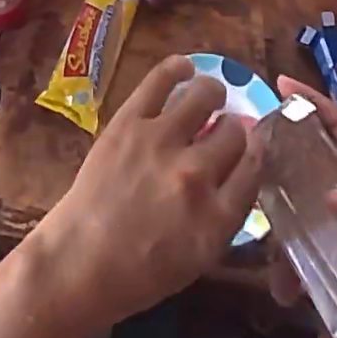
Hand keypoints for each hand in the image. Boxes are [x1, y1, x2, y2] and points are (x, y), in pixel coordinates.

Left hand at [31, 54, 265, 324]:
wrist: (79, 263)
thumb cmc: (140, 270)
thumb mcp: (199, 255)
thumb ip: (226, 209)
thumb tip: (242, 162)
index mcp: (216, 216)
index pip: (255, 166)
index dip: (257, 149)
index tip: (253, 143)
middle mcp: (195, 173)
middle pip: (234, 131)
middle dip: (233, 128)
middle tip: (221, 131)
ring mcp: (161, 141)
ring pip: (205, 96)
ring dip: (213, 95)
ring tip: (209, 97)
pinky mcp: (130, 120)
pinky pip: (162, 79)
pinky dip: (178, 67)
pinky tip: (186, 68)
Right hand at [272, 76, 336, 337]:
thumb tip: (328, 191)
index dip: (314, 106)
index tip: (280, 84)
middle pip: (321, 188)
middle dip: (288, 201)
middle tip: (261, 222)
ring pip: (324, 243)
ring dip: (300, 264)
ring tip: (285, 294)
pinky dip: (328, 315)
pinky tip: (322, 337)